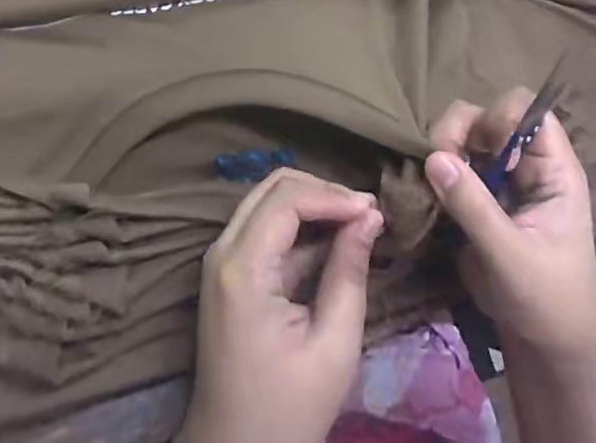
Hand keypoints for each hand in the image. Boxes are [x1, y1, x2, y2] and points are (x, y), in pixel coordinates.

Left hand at [179, 169, 383, 442]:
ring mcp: (222, 259)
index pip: (287, 199)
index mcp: (242, 269)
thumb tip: (371, 216)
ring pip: (268, 201)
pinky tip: (336, 238)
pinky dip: (302, 224)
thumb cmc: (287, 408)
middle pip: (273, 187)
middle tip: (366, 211)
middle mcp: (223, 251)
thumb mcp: (333, 345)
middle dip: (323, 191)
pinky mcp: (230, 271)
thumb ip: (350, 272)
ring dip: (314, 203)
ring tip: (359, 220)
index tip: (373, 210)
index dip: (333, 196)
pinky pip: (266, 226)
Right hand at [424, 92, 595, 361]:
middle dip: (459, 130)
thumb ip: (474, 206)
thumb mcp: (512, 257)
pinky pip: (453, 166)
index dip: (499, 117)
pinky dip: (436, 172)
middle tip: (437, 162)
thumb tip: (434, 156)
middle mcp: (526, 164)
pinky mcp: (479, 198)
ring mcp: (501, 180)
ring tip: (429, 180)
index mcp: (553, 169)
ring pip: (466, 138)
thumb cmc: (547, 302)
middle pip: (487, 117)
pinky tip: (426, 191)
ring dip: (443, 150)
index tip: (476, 148)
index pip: (528, 111)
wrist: (545, 349)